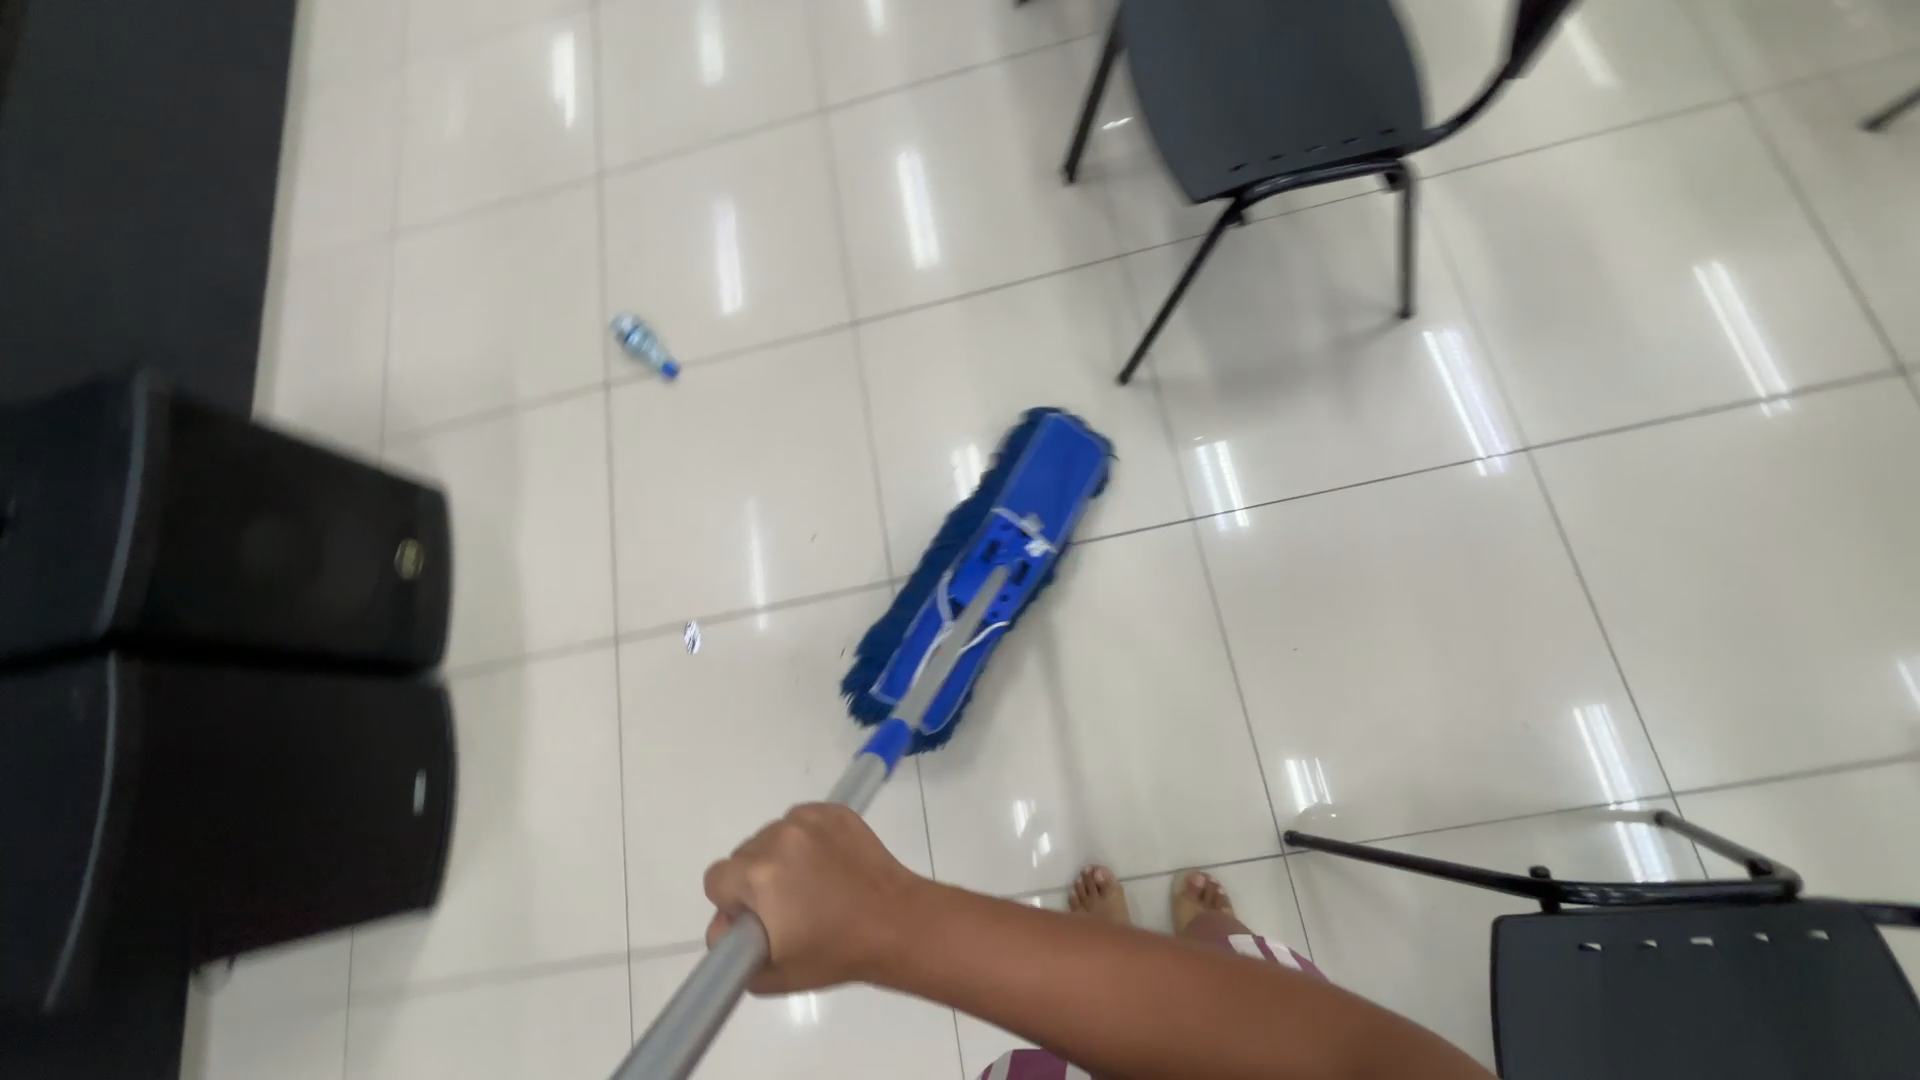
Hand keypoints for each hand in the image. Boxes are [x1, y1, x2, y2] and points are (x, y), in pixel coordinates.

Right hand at [704, 804, 927, 993]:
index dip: (732, 901)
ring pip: (773, 835)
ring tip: (813, 881)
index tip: (757, 915)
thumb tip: (726, 924)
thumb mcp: (771, 971)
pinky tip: (828, 861)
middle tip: (788, 902)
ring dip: (781, 856)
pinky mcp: (833, 810)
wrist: (894, 921)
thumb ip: (733, 950)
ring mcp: (808, 820)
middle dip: (756, 878)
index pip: (717, 878)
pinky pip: (802, 820)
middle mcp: (778, 838)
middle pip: (744, 855)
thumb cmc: (833, 952)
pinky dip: (807, 838)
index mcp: (758, 876)